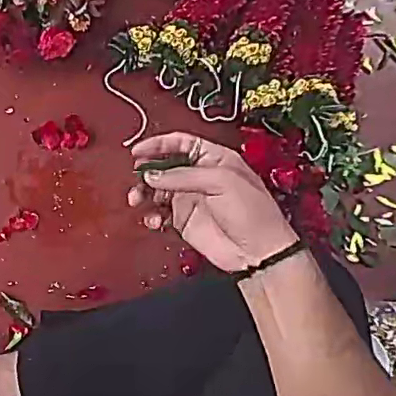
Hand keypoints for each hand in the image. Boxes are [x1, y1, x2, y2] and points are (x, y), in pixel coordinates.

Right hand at [128, 132, 298, 272]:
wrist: (259, 252)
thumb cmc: (254, 212)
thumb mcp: (221, 182)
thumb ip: (183, 175)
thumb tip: (153, 174)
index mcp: (214, 158)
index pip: (181, 143)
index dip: (158, 144)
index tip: (138, 151)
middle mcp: (200, 177)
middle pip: (164, 166)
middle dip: (147, 170)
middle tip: (136, 177)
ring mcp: (191, 199)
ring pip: (157, 190)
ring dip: (144, 193)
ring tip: (137, 200)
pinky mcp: (184, 221)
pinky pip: (160, 214)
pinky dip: (152, 215)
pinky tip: (154, 220)